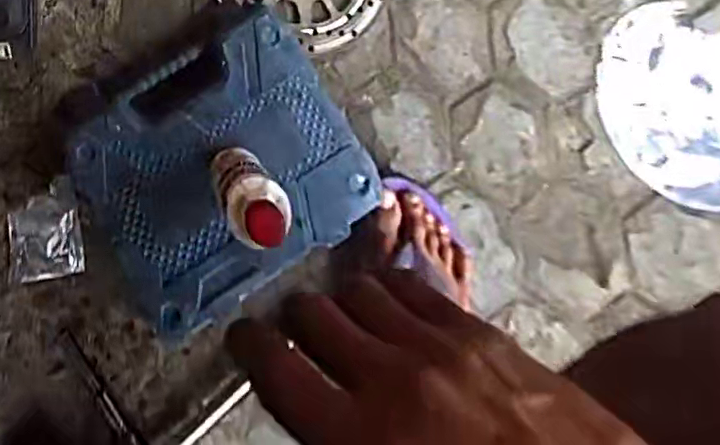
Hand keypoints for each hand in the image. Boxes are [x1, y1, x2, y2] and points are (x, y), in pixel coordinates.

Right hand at [228, 272, 645, 444]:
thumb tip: (310, 417)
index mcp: (363, 436)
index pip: (278, 368)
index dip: (250, 346)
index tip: (244, 339)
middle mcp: (390, 376)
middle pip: (313, 314)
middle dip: (295, 320)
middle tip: (295, 332)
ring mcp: (436, 345)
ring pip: (357, 289)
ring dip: (342, 303)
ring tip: (345, 320)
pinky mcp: (474, 330)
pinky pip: (410, 288)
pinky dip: (388, 292)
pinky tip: (391, 309)